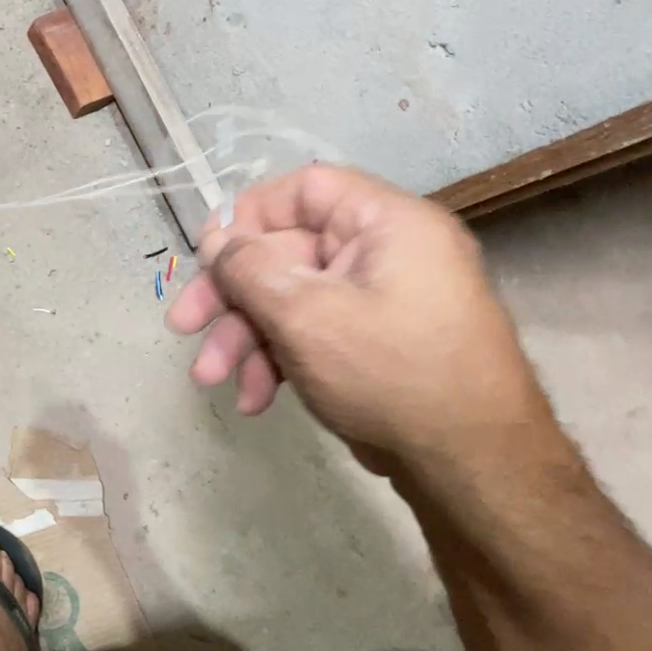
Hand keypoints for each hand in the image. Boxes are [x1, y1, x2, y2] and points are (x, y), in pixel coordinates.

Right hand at [165, 164, 549, 472]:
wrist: (468, 461)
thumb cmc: (390, 371)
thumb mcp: (304, 314)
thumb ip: (249, 269)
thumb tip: (218, 241)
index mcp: (385, 226)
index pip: (306, 189)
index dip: (248, 214)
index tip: (206, 254)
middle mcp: (382, 254)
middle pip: (282, 252)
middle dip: (228, 296)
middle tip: (183, 325)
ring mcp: (376, 300)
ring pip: (286, 300)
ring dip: (242, 338)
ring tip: (212, 377)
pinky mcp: (368, 342)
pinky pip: (307, 333)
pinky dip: (274, 359)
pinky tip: (254, 397)